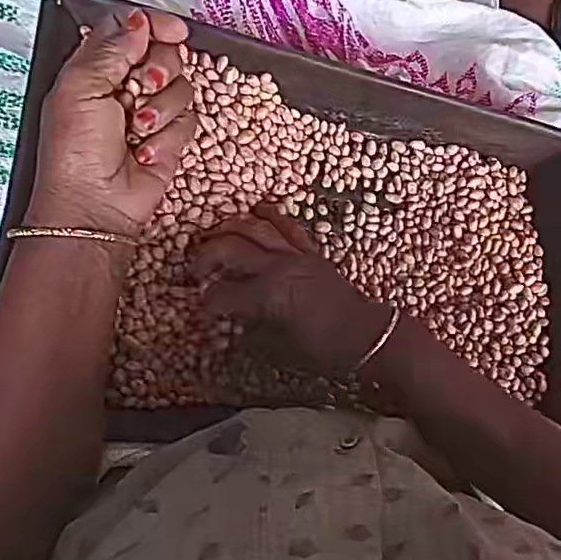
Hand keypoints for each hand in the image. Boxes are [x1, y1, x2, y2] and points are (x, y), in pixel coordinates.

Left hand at [25, 6, 194, 234]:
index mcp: (98, 66)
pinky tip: (145, 152)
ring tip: (138, 130)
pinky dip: (168, 138)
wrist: (94, 203)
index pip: (132, 29)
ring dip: (161, 110)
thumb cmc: (74, 151)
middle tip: (143, 87)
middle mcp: (128, 87)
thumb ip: (110, 49)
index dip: (154, 26)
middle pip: (165, 55)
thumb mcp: (80, 87)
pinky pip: (190, 123)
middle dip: (160, 70)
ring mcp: (152, 114)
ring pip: (182, 90)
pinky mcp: (172, 141)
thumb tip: (139, 22)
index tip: (174, 30)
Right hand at [189, 205, 393, 373]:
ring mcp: (296, 256)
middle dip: (204, 258)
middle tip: (195, 272)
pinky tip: (255, 211)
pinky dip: (269, 216)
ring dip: (228, 230)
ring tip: (213, 238)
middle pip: (229, 250)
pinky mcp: (311, 253)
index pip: (222, 293)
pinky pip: (287, 226)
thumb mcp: (280, 348)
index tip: (199, 308)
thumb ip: (250, 329)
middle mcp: (279, 268)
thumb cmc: (324, 348)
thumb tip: (230, 321)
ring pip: (254, 229)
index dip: (205, 302)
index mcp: (268, 296)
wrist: (365, 336)